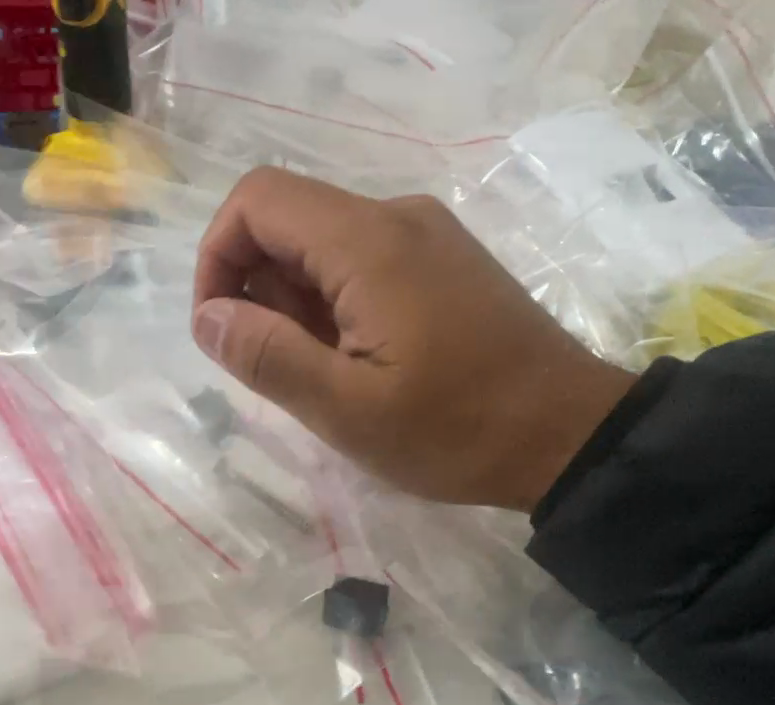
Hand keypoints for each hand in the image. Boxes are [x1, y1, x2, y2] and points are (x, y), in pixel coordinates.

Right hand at [192, 167, 635, 512]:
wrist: (568, 435)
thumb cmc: (455, 429)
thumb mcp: (346, 410)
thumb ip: (268, 357)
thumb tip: (206, 318)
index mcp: (368, 242)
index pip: (258, 200)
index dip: (217, 255)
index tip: (218, 327)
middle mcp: (396, 217)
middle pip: (288, 219)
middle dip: (254, 287)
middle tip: (271, 366)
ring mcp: (425, 236)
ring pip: (322, 243)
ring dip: (293, 302)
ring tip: (317, 374)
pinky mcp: (442, 263)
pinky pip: (361, 262)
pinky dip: (331, 303)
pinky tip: (352, 361)